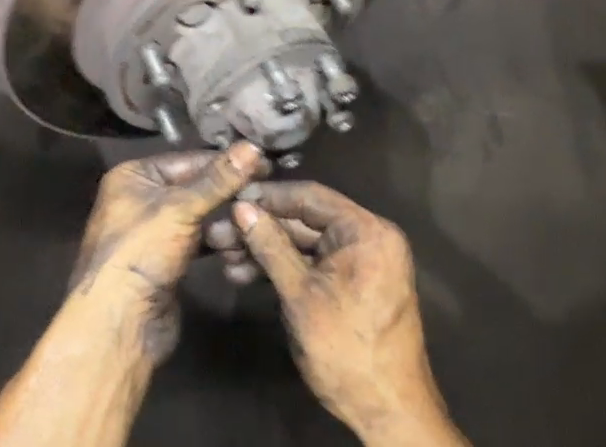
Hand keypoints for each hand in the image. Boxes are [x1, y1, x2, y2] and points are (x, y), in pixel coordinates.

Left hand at [68, 141, 268, 361]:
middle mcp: (141, 197)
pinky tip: (241, 245)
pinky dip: (218, 242)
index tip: (266, 165)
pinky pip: (199, 241)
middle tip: (269, 195)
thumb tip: (253, 146)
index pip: (189, 160)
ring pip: (200, 216)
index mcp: (134, 175)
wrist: (120, 323)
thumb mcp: (181, 208)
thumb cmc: (142, 251)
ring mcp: (154, 231)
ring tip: (257, 223)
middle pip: (195, 188)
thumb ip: (219, 179)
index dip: (227, 163)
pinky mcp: (167, 259)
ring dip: (226, 222)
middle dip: (228, 195)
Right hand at [220, 182, 465, 444]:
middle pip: (305, 220)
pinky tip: (246, 274)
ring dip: (266, 250)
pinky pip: (314, 263)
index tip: (230, 198)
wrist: (387, 409)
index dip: (268, 197)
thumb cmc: (346, 348)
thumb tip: (240, 207)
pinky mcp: (351, 283)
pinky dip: (284, 268)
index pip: (310, 197)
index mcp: (367, 231)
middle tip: (219, 234)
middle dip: (261, 228)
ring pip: (305, 243)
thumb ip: (270, 246)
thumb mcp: (300, 295)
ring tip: (225, 258)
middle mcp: (368, 237)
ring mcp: (361, 261)